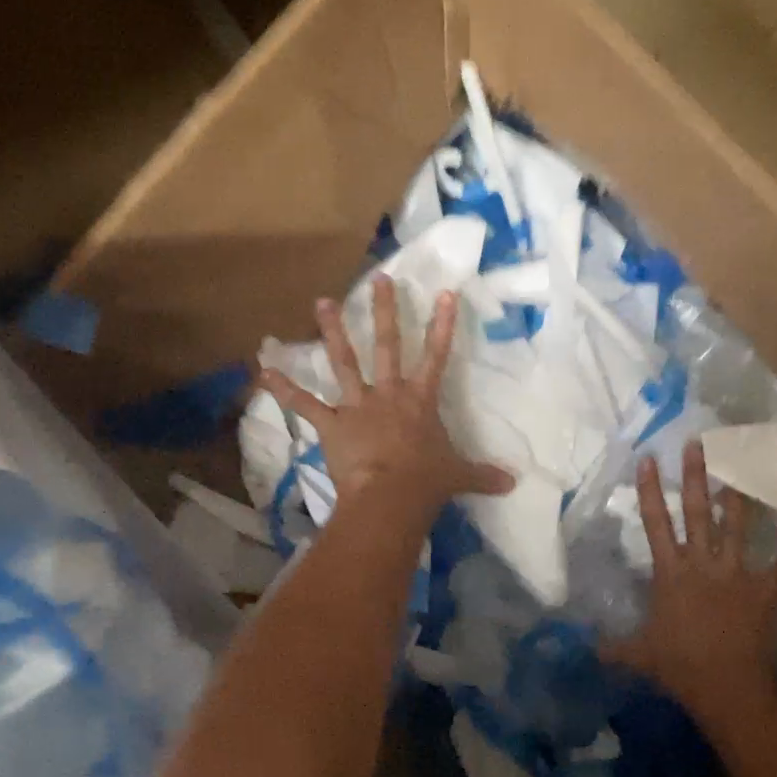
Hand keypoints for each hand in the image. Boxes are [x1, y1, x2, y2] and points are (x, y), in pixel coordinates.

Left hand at [263, 276, 514, 520]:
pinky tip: (264, 371)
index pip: (437, 354)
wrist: (390, 497)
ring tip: (323, 301)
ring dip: (333, 331)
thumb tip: (513, 483)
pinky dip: (284, 389)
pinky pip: (305, 404)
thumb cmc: (427, 482)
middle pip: (387, 344)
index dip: (443, 323)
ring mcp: (358, 405)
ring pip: (345, 361)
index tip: (445, 293)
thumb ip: (483, 475)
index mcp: (421, 399)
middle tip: (378, 279)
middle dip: (383, 310)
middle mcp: (389, 393)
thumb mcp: (459, 475)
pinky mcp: (332, 424)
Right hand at [603, 440, 776, 713]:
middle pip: (695, 512)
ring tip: (740, 472)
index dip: (649, 490)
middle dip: (695, 476)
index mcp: (670, 573)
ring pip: (734, 529)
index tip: (647, 458)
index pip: (654, 523)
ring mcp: (734, 575)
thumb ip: (616, 646)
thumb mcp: (640, 655)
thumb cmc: (679, 667)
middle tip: (698, 443)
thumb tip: (590, 648)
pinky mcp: (762, 592)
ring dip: (736, 501)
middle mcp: (700, 565)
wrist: (725, 688)